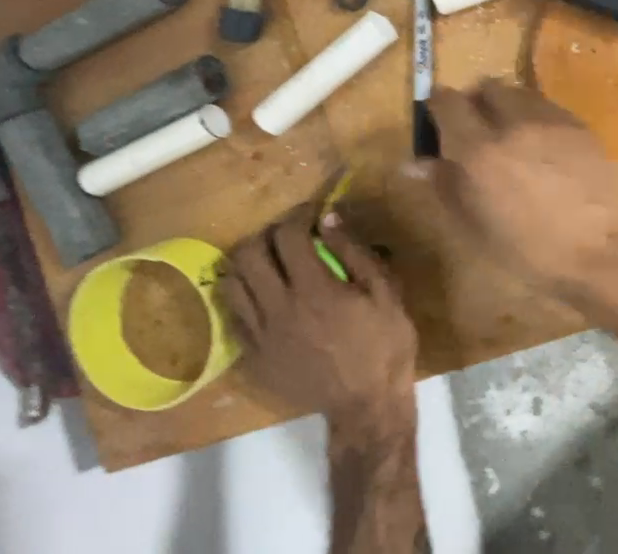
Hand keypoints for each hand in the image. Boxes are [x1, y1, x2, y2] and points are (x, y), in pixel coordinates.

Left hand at [219, 207, 416, 448]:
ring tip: (272, 261)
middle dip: (266, 234)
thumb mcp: (385, 292)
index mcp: (314, 288)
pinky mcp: (254, 357)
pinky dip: (245, 297)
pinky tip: (267, 296)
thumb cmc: (385, 344)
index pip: (287, 236)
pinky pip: (234, 316)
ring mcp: (261, 335)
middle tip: (288, 234)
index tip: (311, 212)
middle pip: (248, 254)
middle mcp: (278, 307)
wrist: (366, 404)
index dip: (297, 215)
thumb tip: (329, 218)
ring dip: (249, 263)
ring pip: (232, 284)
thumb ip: (354, 252)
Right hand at [406, 80, 617, 299]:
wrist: (602, 249)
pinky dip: (536, 115)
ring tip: (509, 130)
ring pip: (520, 92)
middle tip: (475, 123)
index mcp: (479, 150)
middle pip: (487, 87)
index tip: (436, 115)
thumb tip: (414, 163)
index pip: (447, 103)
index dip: (438, 104)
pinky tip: (541, 142)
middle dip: (476, 99)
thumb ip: (446, 187)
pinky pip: (548, 106)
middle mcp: (513, 123)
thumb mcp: (476, 228)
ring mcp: (551, 120)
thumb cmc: (531, 251)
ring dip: (507, 103)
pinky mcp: (580, 125)